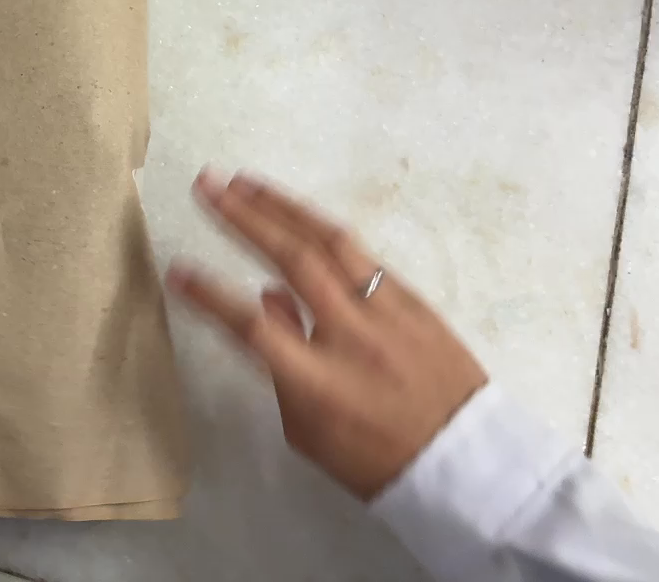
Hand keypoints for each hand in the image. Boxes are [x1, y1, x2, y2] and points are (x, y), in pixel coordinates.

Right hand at [166, 168, 486, 500]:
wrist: (483, 476)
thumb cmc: (377, 462)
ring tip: (243, 181)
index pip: (252, 326)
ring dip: (281, 207)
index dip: (209, 294)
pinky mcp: (418, 306)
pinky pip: (363, 257)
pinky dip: (322, 230)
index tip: (175, 268)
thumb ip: (280, 365)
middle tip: (206, 184)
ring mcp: (392, 317)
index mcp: (321, 383)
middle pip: (293, 262)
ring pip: (332, 244)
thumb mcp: (310, 432)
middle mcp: (356, 340)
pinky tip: (295, 214)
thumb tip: (269, 295)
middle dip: (242, 218)